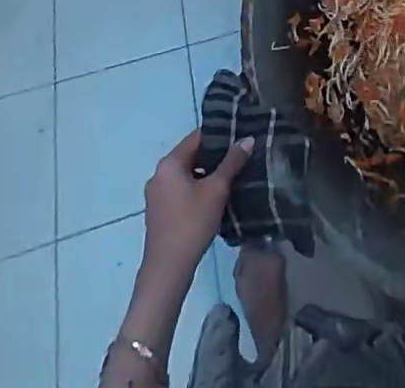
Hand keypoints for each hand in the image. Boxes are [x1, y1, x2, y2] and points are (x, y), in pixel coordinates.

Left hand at [142, 130, 254, 277]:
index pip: (197, 137)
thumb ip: (232, 162)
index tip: (240, 137)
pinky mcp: (159, 211)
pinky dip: (197, 188)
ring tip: (233, 177)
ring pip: (187, 174)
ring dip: (207, 174)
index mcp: (170, 163)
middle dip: (215, 156)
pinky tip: (216, 198)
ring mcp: (157, 193)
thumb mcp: (217, 189)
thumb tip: (248, 139)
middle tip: (241, 157)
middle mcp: (159, 173)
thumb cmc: (192, 222)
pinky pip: (181, 189)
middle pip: (191, 155)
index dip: (219, 135)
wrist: (168, 268)